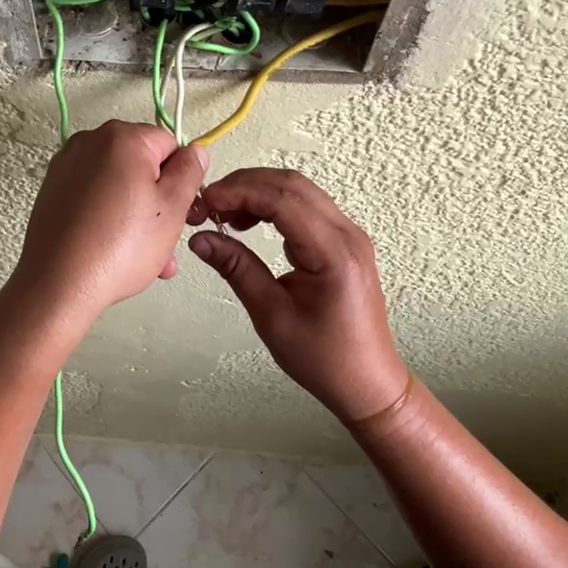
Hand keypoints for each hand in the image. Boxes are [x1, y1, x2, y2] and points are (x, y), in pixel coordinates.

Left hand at [15, 121, 208, 319]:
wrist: (58, 283)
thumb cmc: (120, 246)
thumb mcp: (172, 207)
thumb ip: (190, 171)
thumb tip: (194, 152)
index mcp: (122, 137)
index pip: (170, 145)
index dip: (182, 179)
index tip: (184, 212)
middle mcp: (90, 141)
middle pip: (143, 165)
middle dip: (160, 201)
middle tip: (167, 242)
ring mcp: (67, 165)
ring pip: (119, 184)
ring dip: (138, 215)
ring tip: (146, 258)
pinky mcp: (53, 189)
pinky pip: (94, 196)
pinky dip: (110, 216)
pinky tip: (117, 250)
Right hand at [187, 168, 412, 427]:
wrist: (368, 383)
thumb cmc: (323, 358)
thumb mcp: (271, 315)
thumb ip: (236, 268)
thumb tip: (199, 238)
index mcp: (334, 253)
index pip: (282, 200)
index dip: (239, 192)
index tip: (205, 202)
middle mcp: (348, 234)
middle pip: (291, 184)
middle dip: (244, 186)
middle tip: (208, 205)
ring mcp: (350, 234)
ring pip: (298, 190)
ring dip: (258, 192)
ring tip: (224, 214)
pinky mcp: (344, 240)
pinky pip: (306, 205)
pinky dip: (273, 204)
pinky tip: (249, 222)